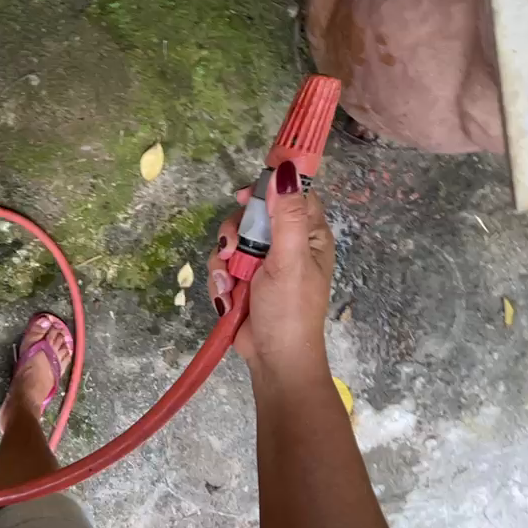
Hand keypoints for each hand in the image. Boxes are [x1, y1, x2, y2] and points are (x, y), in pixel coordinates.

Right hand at [205, 162, 334, 378]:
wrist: (273, 357)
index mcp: (307, 236)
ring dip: (223, 262)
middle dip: (235, 234)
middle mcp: (285, 246)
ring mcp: (261, 265)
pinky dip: (219, 281)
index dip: (268, 190)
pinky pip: (221, 267)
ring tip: (229, 284)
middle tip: (233, 250)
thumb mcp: (290, 259)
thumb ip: (286, 216)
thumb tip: (287, 171)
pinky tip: (226, 297)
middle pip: (251, 217)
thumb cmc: (290, 309)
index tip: (243, 194)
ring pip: (231, 243)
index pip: (290, 196)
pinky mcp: (242, 282)